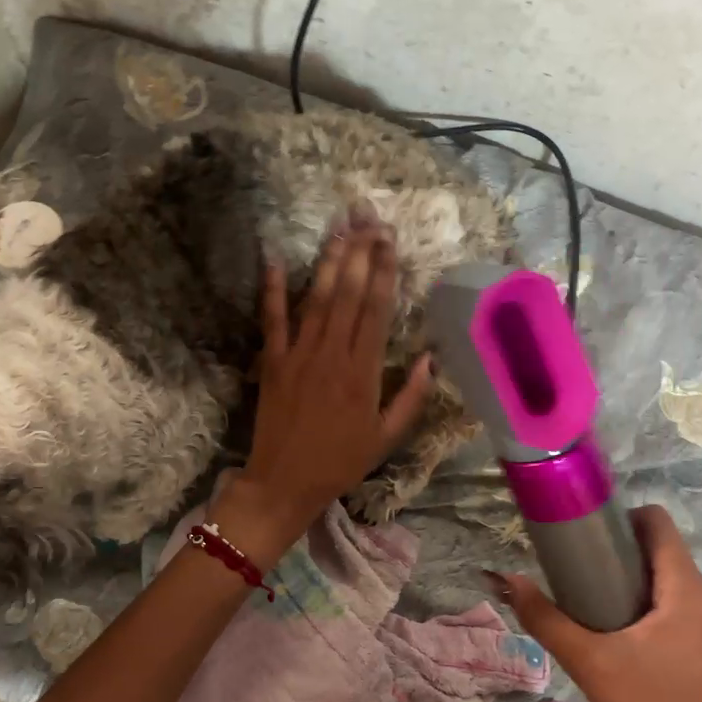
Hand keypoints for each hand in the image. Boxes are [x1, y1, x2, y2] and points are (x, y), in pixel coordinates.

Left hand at [210, 211, 434, 565]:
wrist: (285, 482)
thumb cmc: (340, 462)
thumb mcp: (385, 436)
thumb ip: (409, 397)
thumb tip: (429, 357)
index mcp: (364, 372)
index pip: (377, 311)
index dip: (385, 272)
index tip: (390, 241)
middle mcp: (333, 355)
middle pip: (349, 294)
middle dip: (360, 253)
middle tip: (369, 219)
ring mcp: (299, 355)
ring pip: (317, 299)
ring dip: (329, 261)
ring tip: (340, 228)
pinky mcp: (272, 361)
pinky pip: (273, 320)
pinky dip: (273, 290)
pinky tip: (276, 260)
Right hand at [501, 505, 701, 701]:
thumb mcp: (591, 665)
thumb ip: (547, 619)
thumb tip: (508, 580)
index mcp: (690, 591)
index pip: (658, 524)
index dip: (620, 518)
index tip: (585, 535)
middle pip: (662, 554)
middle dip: (620, 559)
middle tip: (578, 580)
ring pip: (673, 585)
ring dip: (636, 589)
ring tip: (597, 615)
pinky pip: (686, 611)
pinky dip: (655, 613)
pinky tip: (629, 645)